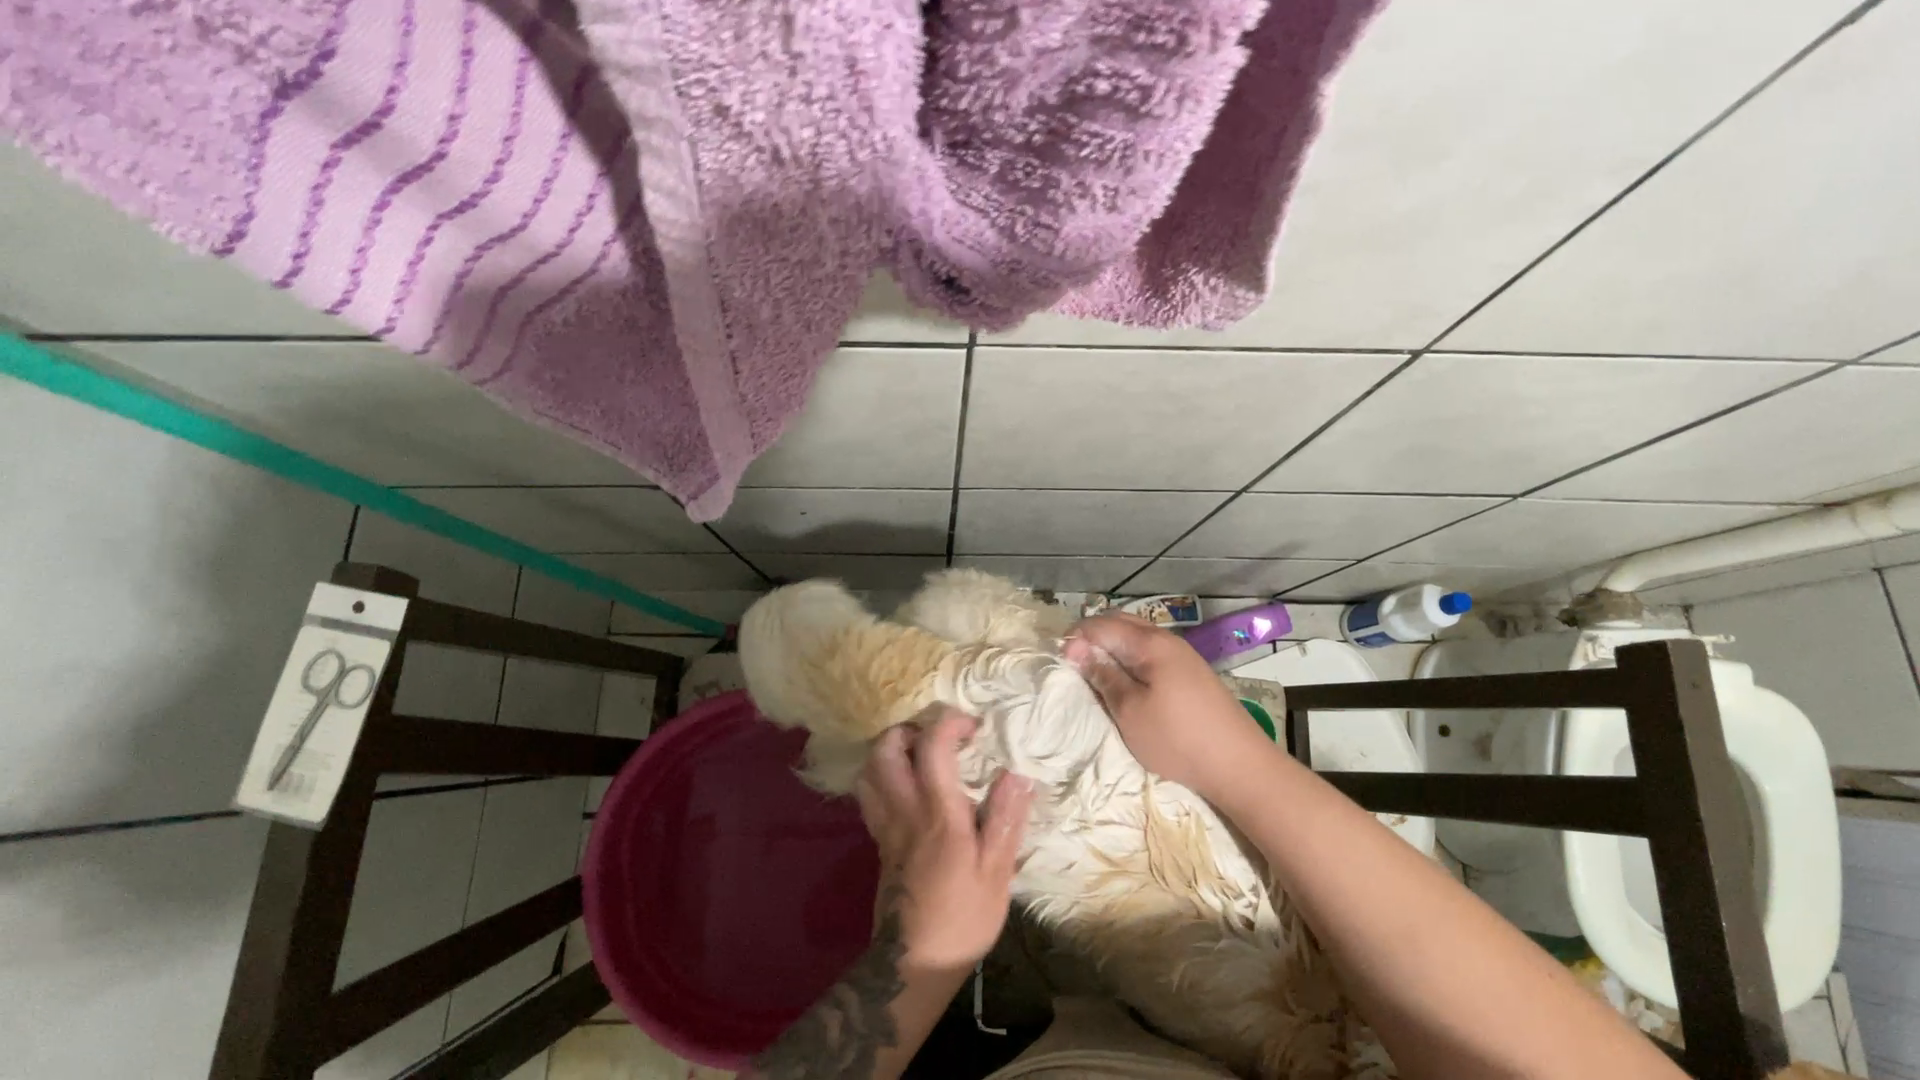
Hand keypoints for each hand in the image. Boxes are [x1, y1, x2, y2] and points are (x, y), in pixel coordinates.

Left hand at [855, 706, 1034, 975]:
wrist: (913, 963)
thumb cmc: (963, 919)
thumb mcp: (997, 873)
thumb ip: (1005, 819)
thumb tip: (1018, 774)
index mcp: (938, 815)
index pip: (933, 748)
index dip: (949, 723)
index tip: (972, 726)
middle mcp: (904, 812)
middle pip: (885, 750)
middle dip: (909, 730)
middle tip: (937, 737)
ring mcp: (885, 827)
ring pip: (870, 770)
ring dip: (890, 751)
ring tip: (920, 756)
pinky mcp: (877, 843)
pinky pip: (870, 795)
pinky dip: (882, 777)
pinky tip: (906, 787)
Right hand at [1063, 613, 1274, 800]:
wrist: (1239, 765)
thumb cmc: (1177, 739)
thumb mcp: (1129, 711)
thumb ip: (1103, 676)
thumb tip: (1077, 649)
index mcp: (1150, 643)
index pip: (1100, 625)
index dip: (1076, 639)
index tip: (1063, 666)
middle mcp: (1167, 640)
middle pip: (1120, 625)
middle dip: (1093, 640)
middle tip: (1075, 669)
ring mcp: (1182, 656)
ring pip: (1136, 640)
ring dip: (1113, 652)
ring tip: (1097, 679)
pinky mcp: (1191, 674)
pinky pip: (1151, 655)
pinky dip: (1131, 663)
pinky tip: (1126, 686)